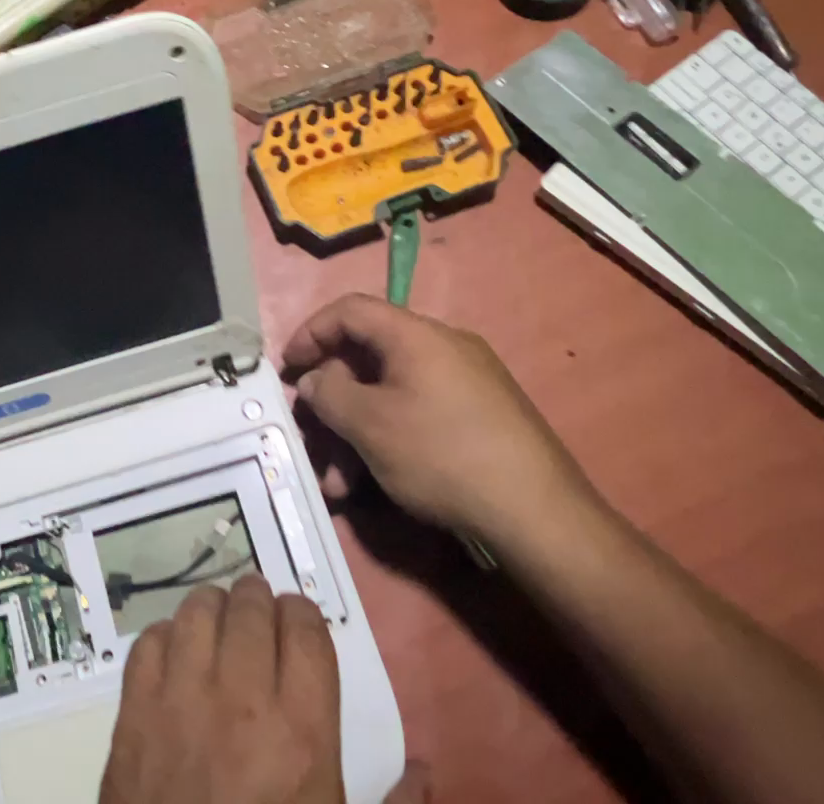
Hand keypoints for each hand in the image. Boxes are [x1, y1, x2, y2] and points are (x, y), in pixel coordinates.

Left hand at [100, 577, 342, 803]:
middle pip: (250, 608)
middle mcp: (241, 698)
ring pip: (196, 612)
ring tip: (218, 619)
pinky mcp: (134, 713)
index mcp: (302, 730)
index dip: (303, 613)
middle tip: (258, 608)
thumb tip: (425, 771)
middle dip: (257, 599)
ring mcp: (180, 700)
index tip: (298, 619)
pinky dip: (164, 636)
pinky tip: (175, 653)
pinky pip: (147, 643)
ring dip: (211, 607)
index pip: (306, 629)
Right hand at [280, 293, 599, 545]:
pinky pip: (416, 414)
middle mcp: (443, 349)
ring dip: (354, 434)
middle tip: (310, 434)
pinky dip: (386, 441)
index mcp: (417, 336)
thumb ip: (328, 394)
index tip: (286, 369)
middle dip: (331, 399)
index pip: (350, 310)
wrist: (537, 512)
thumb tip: (314, 380)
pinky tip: (371, 486)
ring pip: (389, 395)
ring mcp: (464, 383)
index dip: (311, 333)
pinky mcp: (478, 417)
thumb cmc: (442, 455)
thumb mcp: (370, 425)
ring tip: (337, 483)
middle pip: (368, 357)